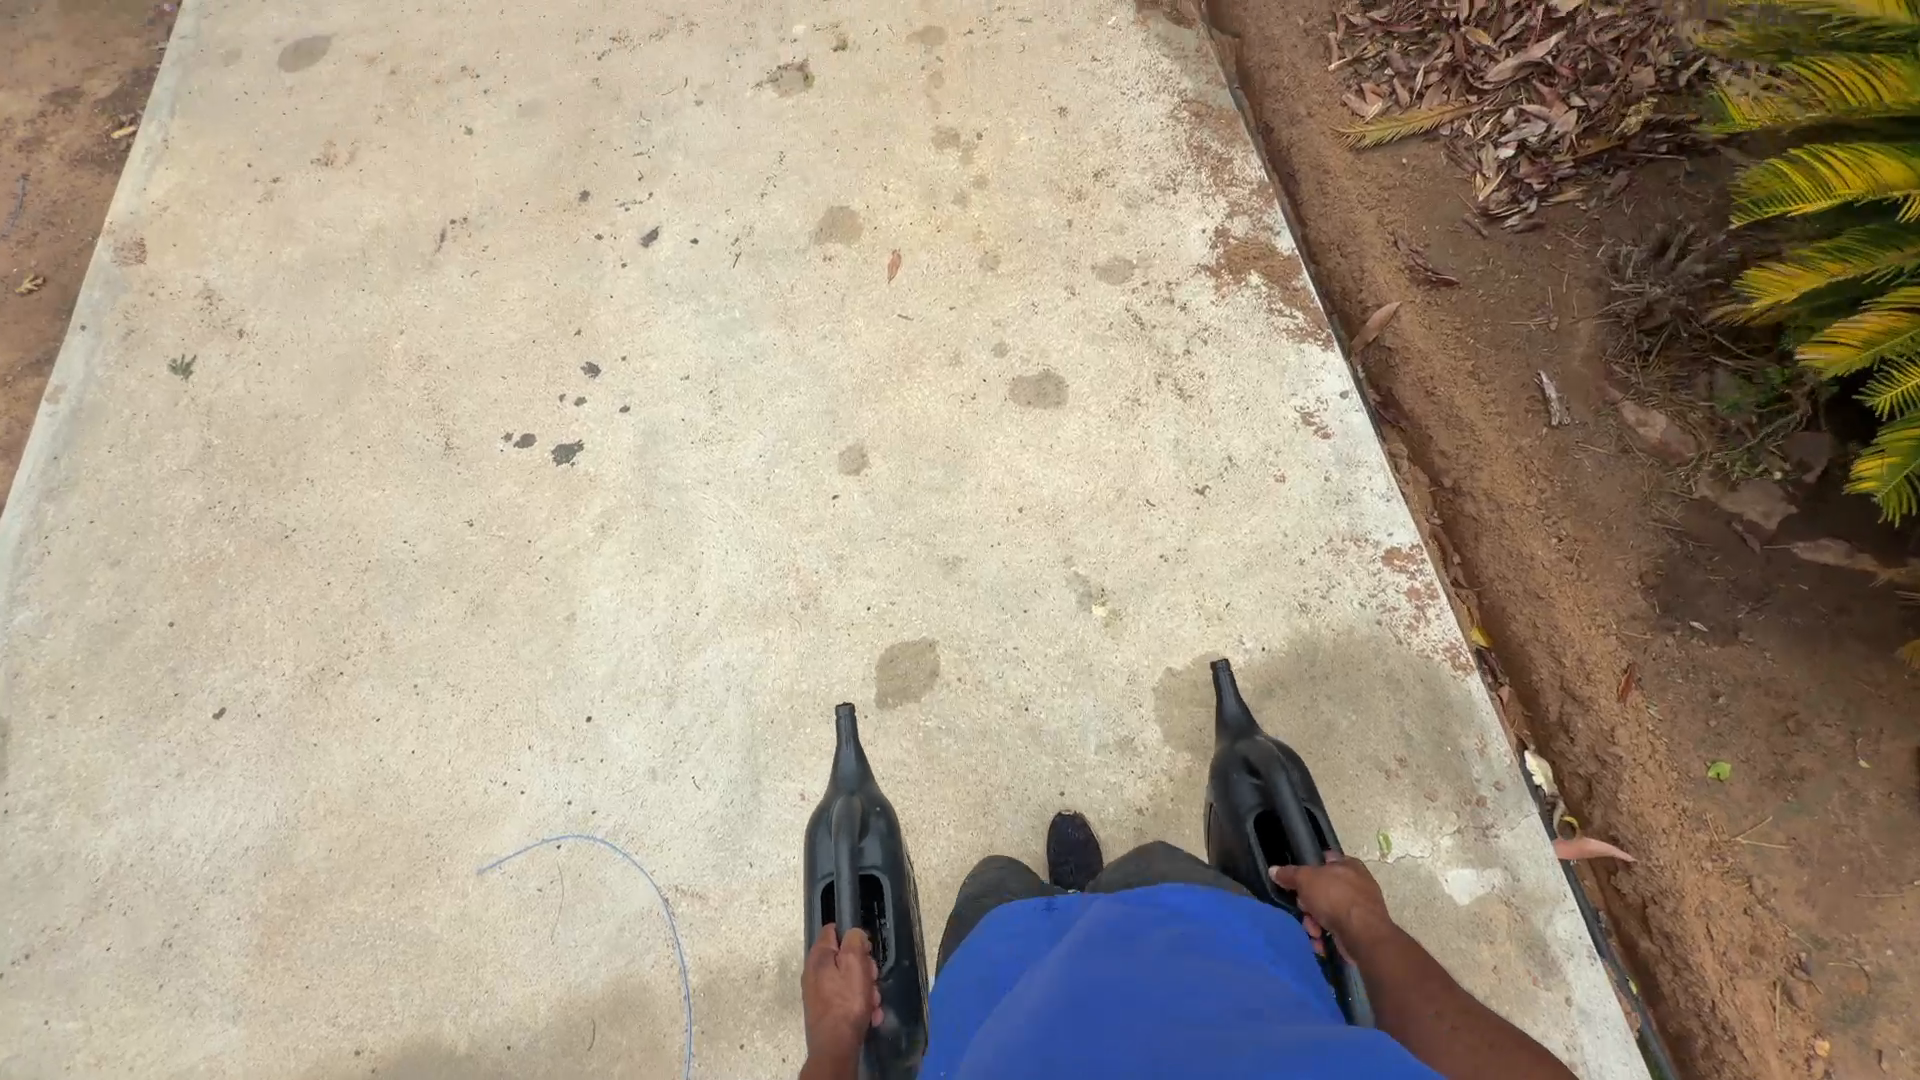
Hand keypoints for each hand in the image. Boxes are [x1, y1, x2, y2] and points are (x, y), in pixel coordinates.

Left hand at [802, 924, 882, 1057]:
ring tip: (873, 1003)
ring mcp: (819, 993)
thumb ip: (854, 940)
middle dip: (864, 967)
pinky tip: (870, 1015)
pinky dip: (859, 1004)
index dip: (853, 937)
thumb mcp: (855, 962)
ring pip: (848, 980)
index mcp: (818, 956)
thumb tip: (854, 934)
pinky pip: (846, 999)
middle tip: (872, 978)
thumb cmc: (847, 1002)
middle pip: (844, 958)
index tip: (866, 949)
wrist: (836, 1048)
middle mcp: (814, 973)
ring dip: (866, 989)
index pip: (833, 930)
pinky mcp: (825, 1011)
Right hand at [1270, 853, 1394, 956]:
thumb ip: (1288, 874)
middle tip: (1304, 910)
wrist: (1363, 936)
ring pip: (1327, 911)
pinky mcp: (1361, 930)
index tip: (1296, 882)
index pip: (1324, 860)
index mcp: (1348, 864)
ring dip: (1314, 923)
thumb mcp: (1305, 879)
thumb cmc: (1334, 897)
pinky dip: (1326, 934)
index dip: (1308, 869)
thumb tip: (1273, 870)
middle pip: (1321, 890)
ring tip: (1313, 931)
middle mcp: (1357, 884)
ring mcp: (1360, 908)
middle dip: (1308, 904)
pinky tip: (1320, 941)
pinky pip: (1336, 928)